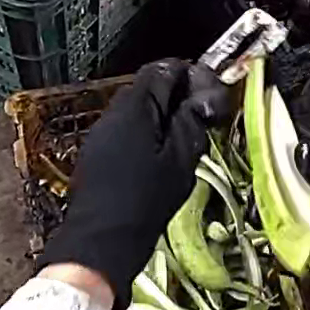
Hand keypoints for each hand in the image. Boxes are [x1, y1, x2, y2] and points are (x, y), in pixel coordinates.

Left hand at [38, 60, 228, 309]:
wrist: (101, 240)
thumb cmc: (145, 201)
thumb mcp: (181, 159)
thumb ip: (192, 121)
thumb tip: (204, 96)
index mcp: (135, 108)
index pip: (164, 69)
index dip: (191, 74)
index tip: (211, 92)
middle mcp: (114, 113)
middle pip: (150, 87)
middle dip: (179, 96)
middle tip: (204, 117)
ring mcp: (102, 133)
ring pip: (140, 109)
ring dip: (164, 116)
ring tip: (186, 140)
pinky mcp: (98, 152)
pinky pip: (128, 129)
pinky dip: (149, 133)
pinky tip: (162, 157)